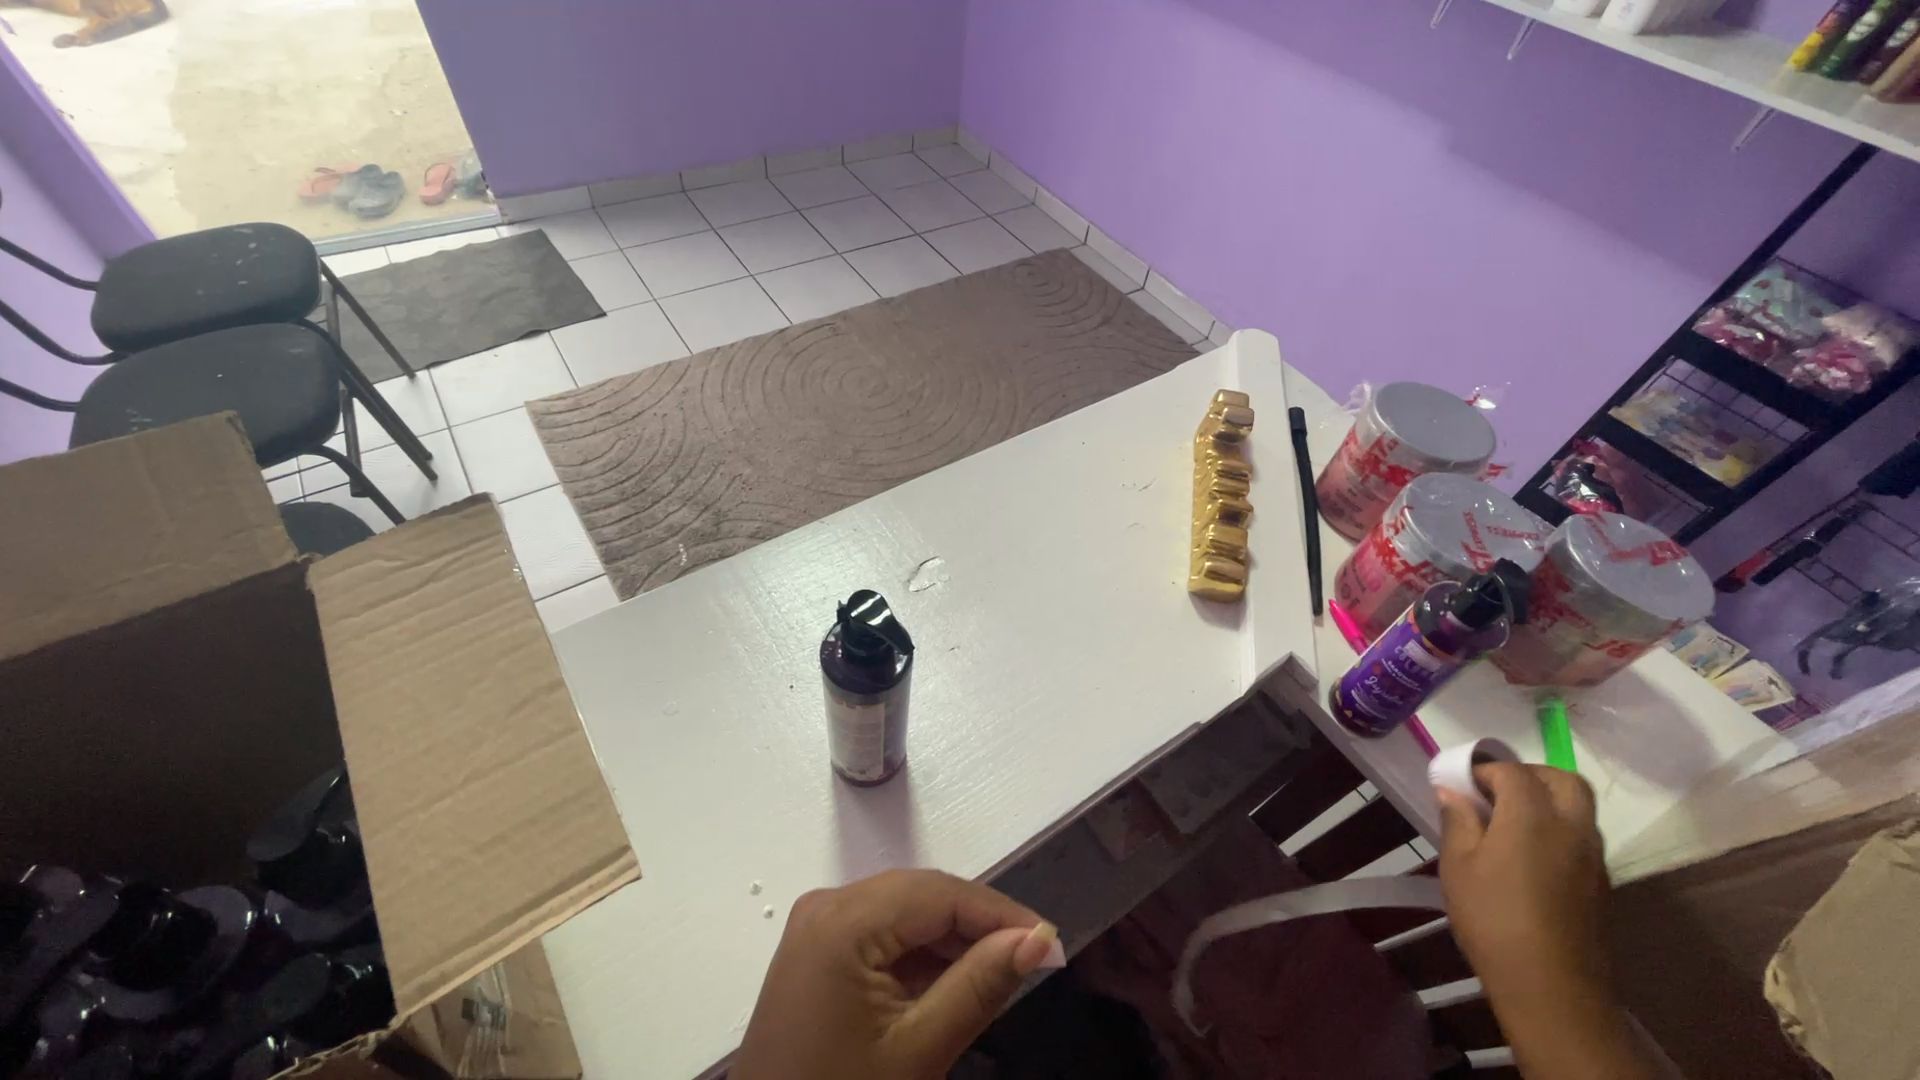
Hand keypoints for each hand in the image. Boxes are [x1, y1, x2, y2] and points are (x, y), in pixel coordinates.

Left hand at [731, 869, 1065, 1079]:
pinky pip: (884, 933)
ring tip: (999, 973)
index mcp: (843, 921)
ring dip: (953, 939)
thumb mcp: (919, 1050)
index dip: (999, 911)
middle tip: (1032, 956)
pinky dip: (921, 954)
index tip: (1049, 941)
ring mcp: (819, 926)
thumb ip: (980, 986)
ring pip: (905, 912)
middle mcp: (828, 905)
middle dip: (978, 924)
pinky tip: (954, 982)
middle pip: (921, 896)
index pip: (939, 894)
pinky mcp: (819, 949)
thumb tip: (1038, 939)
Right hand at [1437, 763, 1608, 1001]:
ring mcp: (1593, 857)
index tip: (1460, 785)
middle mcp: (1571, 827)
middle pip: (1562, 780)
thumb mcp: (1457, 865)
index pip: (1513, 772)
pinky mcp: (1600, 883)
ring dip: (1547, 801)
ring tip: (1510, 822)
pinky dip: (1558, 829)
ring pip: (1579, 808)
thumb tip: (1453, 792)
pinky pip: (1582, 837)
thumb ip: (1457, 821)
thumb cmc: (1492, 918)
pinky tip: (1529, 856)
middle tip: (1496, 791)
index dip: (1484, 770)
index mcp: (1532, 817)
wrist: (1551, 986)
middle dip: (1529, 775)